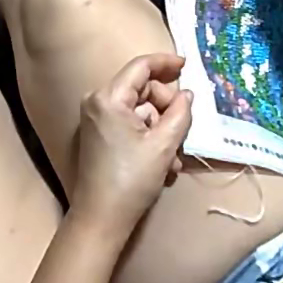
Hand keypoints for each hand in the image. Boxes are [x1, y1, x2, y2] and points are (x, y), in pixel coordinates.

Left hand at [70, 53, 193, 240]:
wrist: (101, 219)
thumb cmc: (131, 180)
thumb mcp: (163, 146)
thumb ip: (179, 114)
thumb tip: (187, 94)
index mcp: (109, 97)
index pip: (140, 67)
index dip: (165, 63)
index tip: (186, 65)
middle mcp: (98, 100)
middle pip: (142, 89)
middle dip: (166, 109)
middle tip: (182, 134)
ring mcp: (96, 116)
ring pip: (140, 109)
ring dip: (161, 129)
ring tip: (172, 159)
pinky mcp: (98, 131)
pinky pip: (130, 122)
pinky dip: (148, 136)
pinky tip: (162, 161)